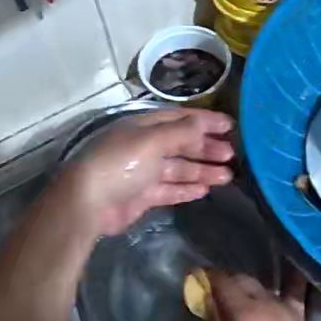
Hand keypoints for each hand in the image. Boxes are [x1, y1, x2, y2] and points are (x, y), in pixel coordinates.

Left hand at [55, 109, 234, 235]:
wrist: (89, 202)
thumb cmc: (120, 164)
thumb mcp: (151, 141)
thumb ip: (180, 131)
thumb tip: (204, 122)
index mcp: (141, 128)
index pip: (177, 119)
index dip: (203, 121)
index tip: (231, 126)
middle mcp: (141, 147)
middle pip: (179, 144)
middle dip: (205, 147)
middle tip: (232, 154)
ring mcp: (141, 172)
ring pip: (177, 168)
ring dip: (201, 170)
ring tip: (228, 175)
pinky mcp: (141, 196)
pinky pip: (169, 189)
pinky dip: (186, 188)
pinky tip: (205, 189)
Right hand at [208, 270, 320, 320]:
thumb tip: (210, 305)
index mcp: (244, 311)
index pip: (222, 282)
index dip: (207, 275)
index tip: (197, 275)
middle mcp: (265, 302)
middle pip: (243, 279)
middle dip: (227, 279)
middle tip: (215, 288)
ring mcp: (285, 308)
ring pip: (263, 287)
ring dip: (248, 286)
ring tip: (239, 294)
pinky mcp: (299, 318)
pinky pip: (294, 293)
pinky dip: (290, 281)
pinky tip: (291, 271)